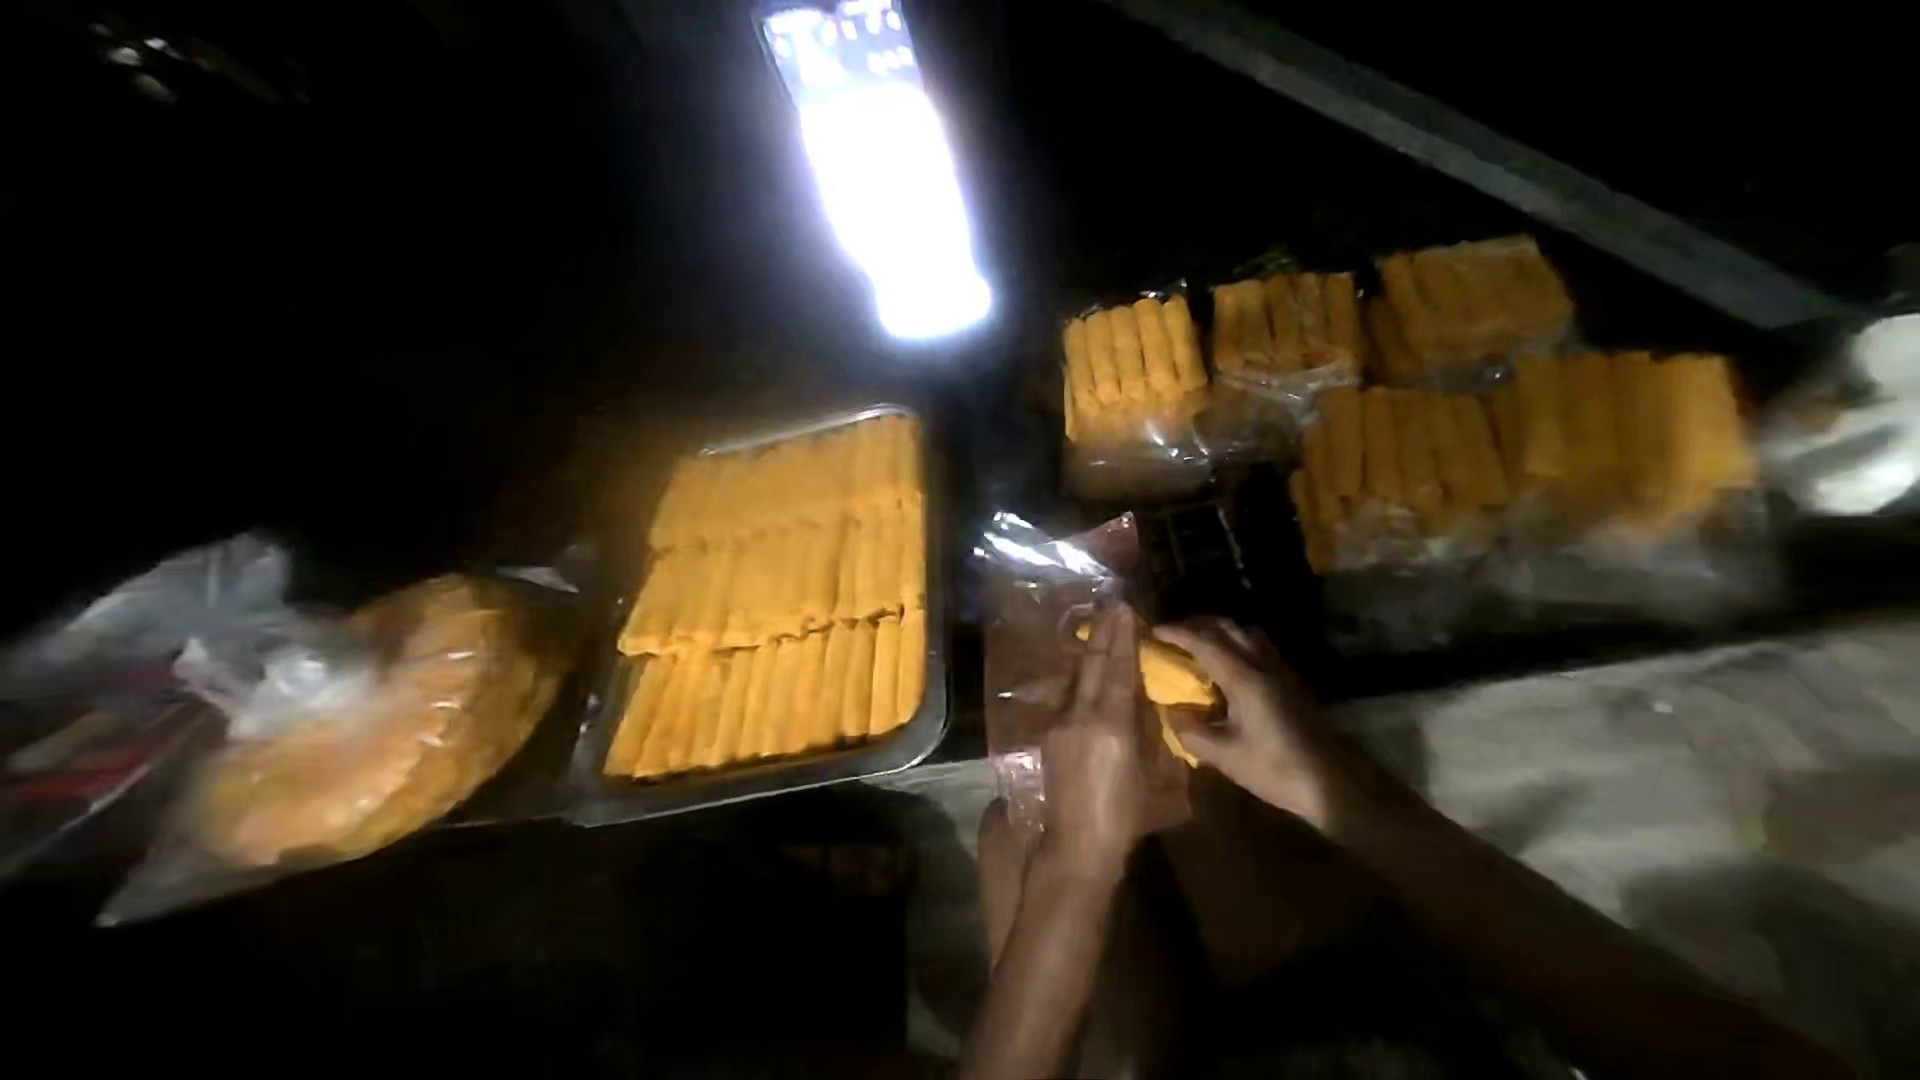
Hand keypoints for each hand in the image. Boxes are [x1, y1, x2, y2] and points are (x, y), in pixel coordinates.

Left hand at [1040, 604, 1146, 879]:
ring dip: (1090, 651)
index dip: (1123, 638)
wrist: (1078, 841)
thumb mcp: (1145, 767)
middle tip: (1112, 604)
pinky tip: (1085, 668)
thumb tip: (1136, 694)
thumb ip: (1141, 725)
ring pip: (1077, 678)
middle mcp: (1081, 715)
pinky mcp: (1049, 733)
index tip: (1125, 609)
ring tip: (1100, 627)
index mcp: (1111, 724)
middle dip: (1104, 633)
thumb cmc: (1124, 811)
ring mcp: (1060, 723)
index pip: (1118, 670)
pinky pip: (1067, 697)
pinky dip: (1079, 678)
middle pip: (1093, 665)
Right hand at [1152, 618, 1363, 830]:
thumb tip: (1171, 712)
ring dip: (1218, 631)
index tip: (1153, 631)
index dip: (1176, 633)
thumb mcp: (1224, 756)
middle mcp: (1263, 665)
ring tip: (1197, 645)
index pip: (1204, 642)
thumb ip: (1191, 731)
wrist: (1334, 786)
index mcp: (1245, 679)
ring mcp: (1281, 671)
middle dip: (1196, 624)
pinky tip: (1227, 666)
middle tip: (1172, 635)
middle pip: (1227, 627)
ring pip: (1246, 633)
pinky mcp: (1291, 683)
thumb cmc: (1276, 770)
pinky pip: (1258, 647)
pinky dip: (1235, 644)